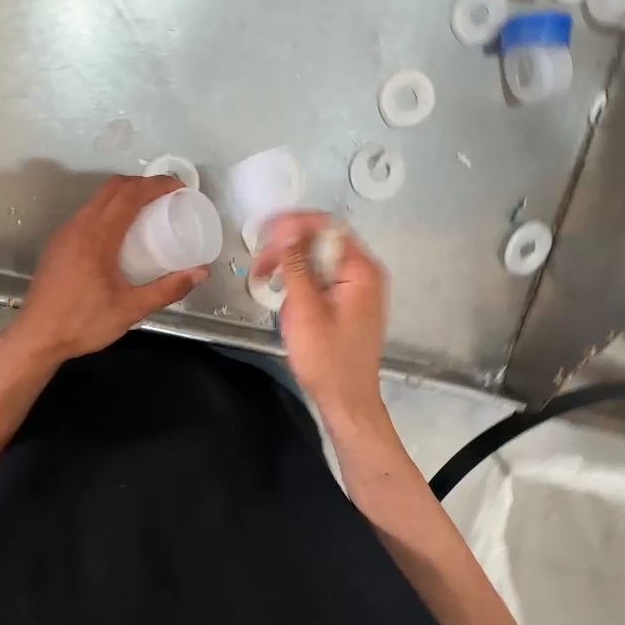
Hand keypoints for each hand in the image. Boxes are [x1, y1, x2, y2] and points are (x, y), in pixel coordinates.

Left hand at [10, 175, 210, 361]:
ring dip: (123, 195)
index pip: (130, 195)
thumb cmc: (83, 323)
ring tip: (147, 211)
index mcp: (98, 236)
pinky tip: (119, 233)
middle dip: (142, 184)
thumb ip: (167, 289)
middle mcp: (79, 226)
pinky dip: (108, 210)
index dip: (157, 185)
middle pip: (113, 188)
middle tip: (166, 196)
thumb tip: (201, 273)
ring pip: (97, 200)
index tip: (179, 188)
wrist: (36, 337)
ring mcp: (65, 234)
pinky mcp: (58, 245)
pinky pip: (87, 214)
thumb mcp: (131, 309)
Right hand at [252, 212, 387, 413]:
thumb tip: (287, 227)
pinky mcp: (349, 301)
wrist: (347, 401)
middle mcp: (365, 273)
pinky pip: (322, 276)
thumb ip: (296, 264)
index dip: (293, 223)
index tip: (264, 232)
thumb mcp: (305, 309)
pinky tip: (283, 294)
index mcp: (361, 271)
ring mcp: (358, 287)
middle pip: (322, 239)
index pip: (327, 226)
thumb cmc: (328, 362)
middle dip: (287, 246)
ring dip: (290, 263)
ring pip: (319, 258)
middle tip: (259, 263)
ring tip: (264, 279)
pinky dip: (300, 279)